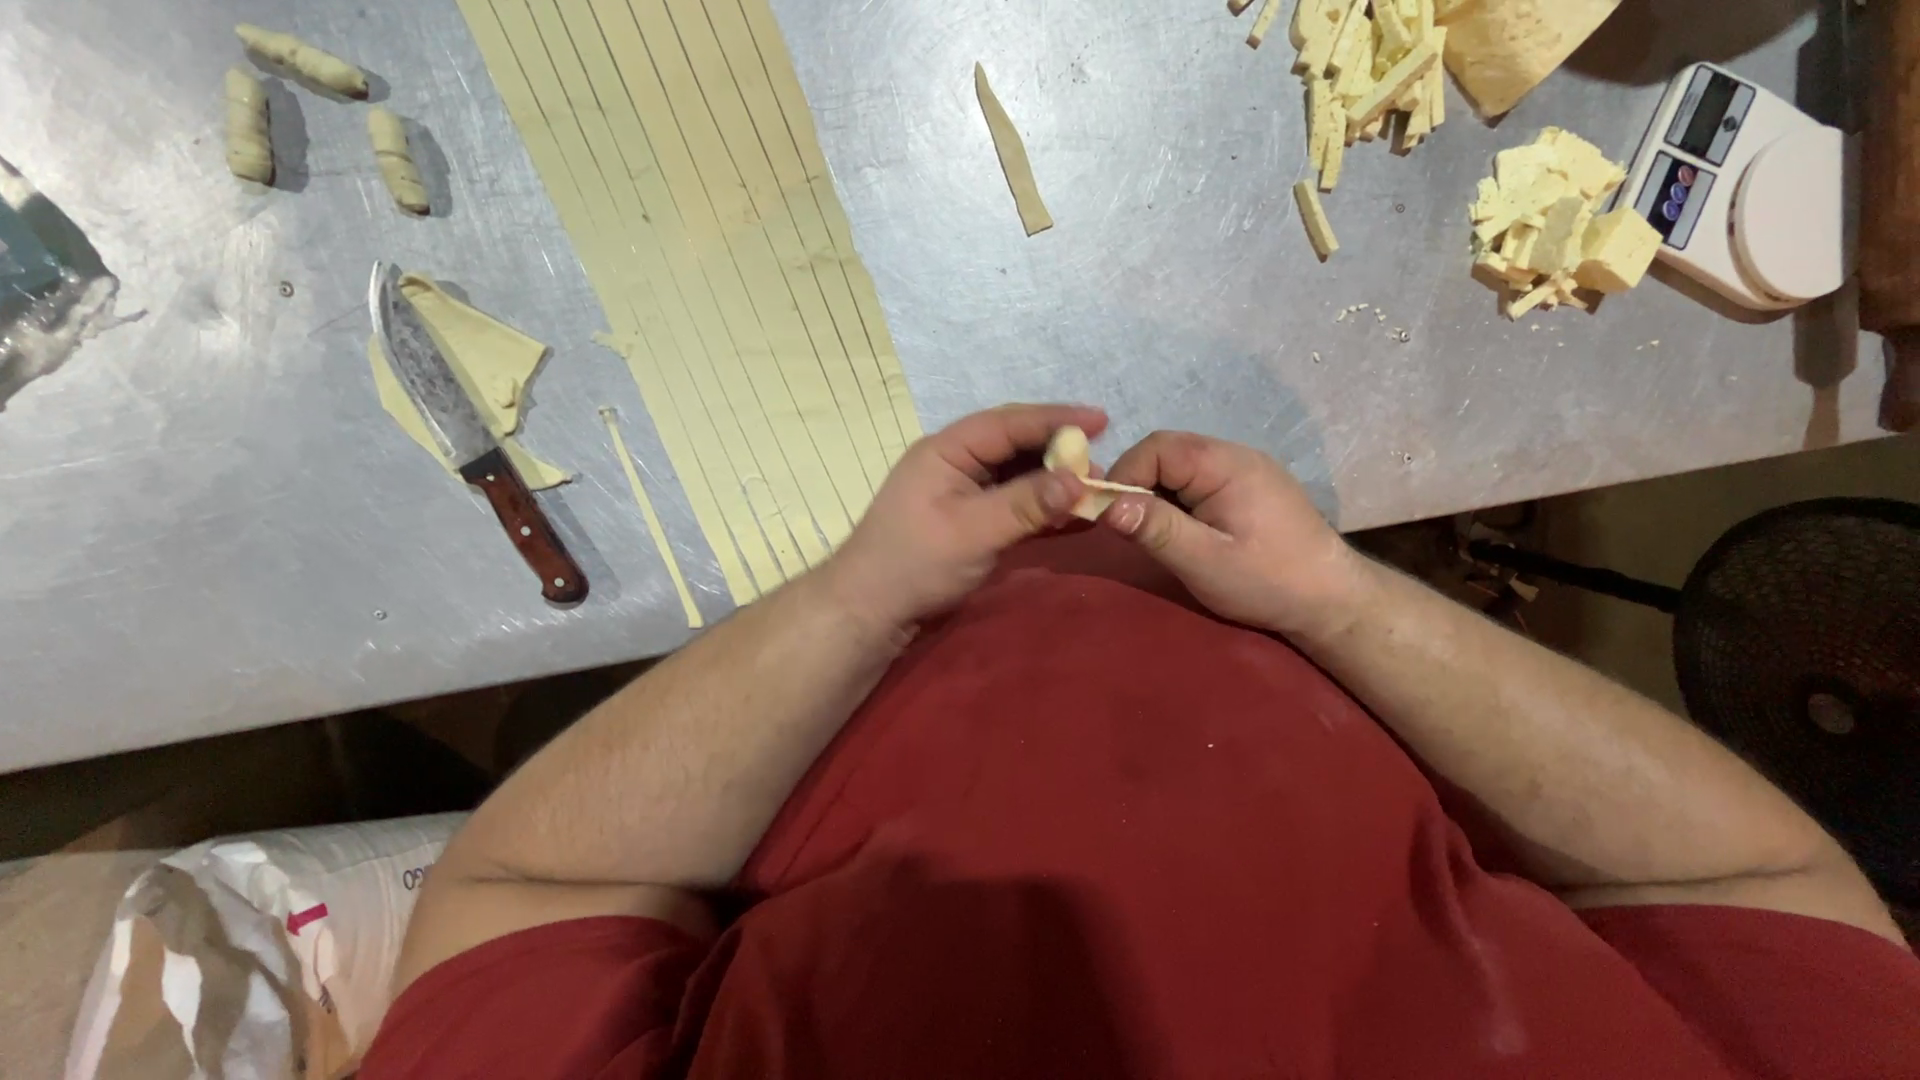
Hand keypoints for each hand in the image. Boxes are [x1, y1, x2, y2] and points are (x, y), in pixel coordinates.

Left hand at [820, 404, 1105, 641]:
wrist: (870, 610)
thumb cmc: (915, 563)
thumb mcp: (973, 531)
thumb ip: (1026, 504)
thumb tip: (1079, 481)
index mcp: (947, 449)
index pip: (1008, 423)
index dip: (1055, 419)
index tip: (1101, 419)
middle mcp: (954, 462)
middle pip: (1014, 444)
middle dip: (1057, 449)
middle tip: (1100, 459)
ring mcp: (960, 491)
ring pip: (1015, 474)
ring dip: (1051, 480)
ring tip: (1091, 487)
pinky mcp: (968, 520)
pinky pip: (1011, 502)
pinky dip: (1039, 507)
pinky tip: (1070, 514)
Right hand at [1100, 431, 1365, 637]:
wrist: (1335, 601)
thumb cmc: (1269, 582)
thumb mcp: (1204, 562)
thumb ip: (1156, 530)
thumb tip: (1105, 505)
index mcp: (1226, 464)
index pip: (1157, 447)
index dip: (1125, 474)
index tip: (1108, 514)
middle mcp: (1236, 456)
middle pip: (1168, 452)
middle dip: (1138, 484)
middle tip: (1127, 527)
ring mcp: (1246, 471)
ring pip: (1182, 467)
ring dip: (1159, 495)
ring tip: (1153, 534)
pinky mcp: (1251, 489)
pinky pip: (1200, 481)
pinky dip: (1179, 501)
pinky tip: (1183, 533)